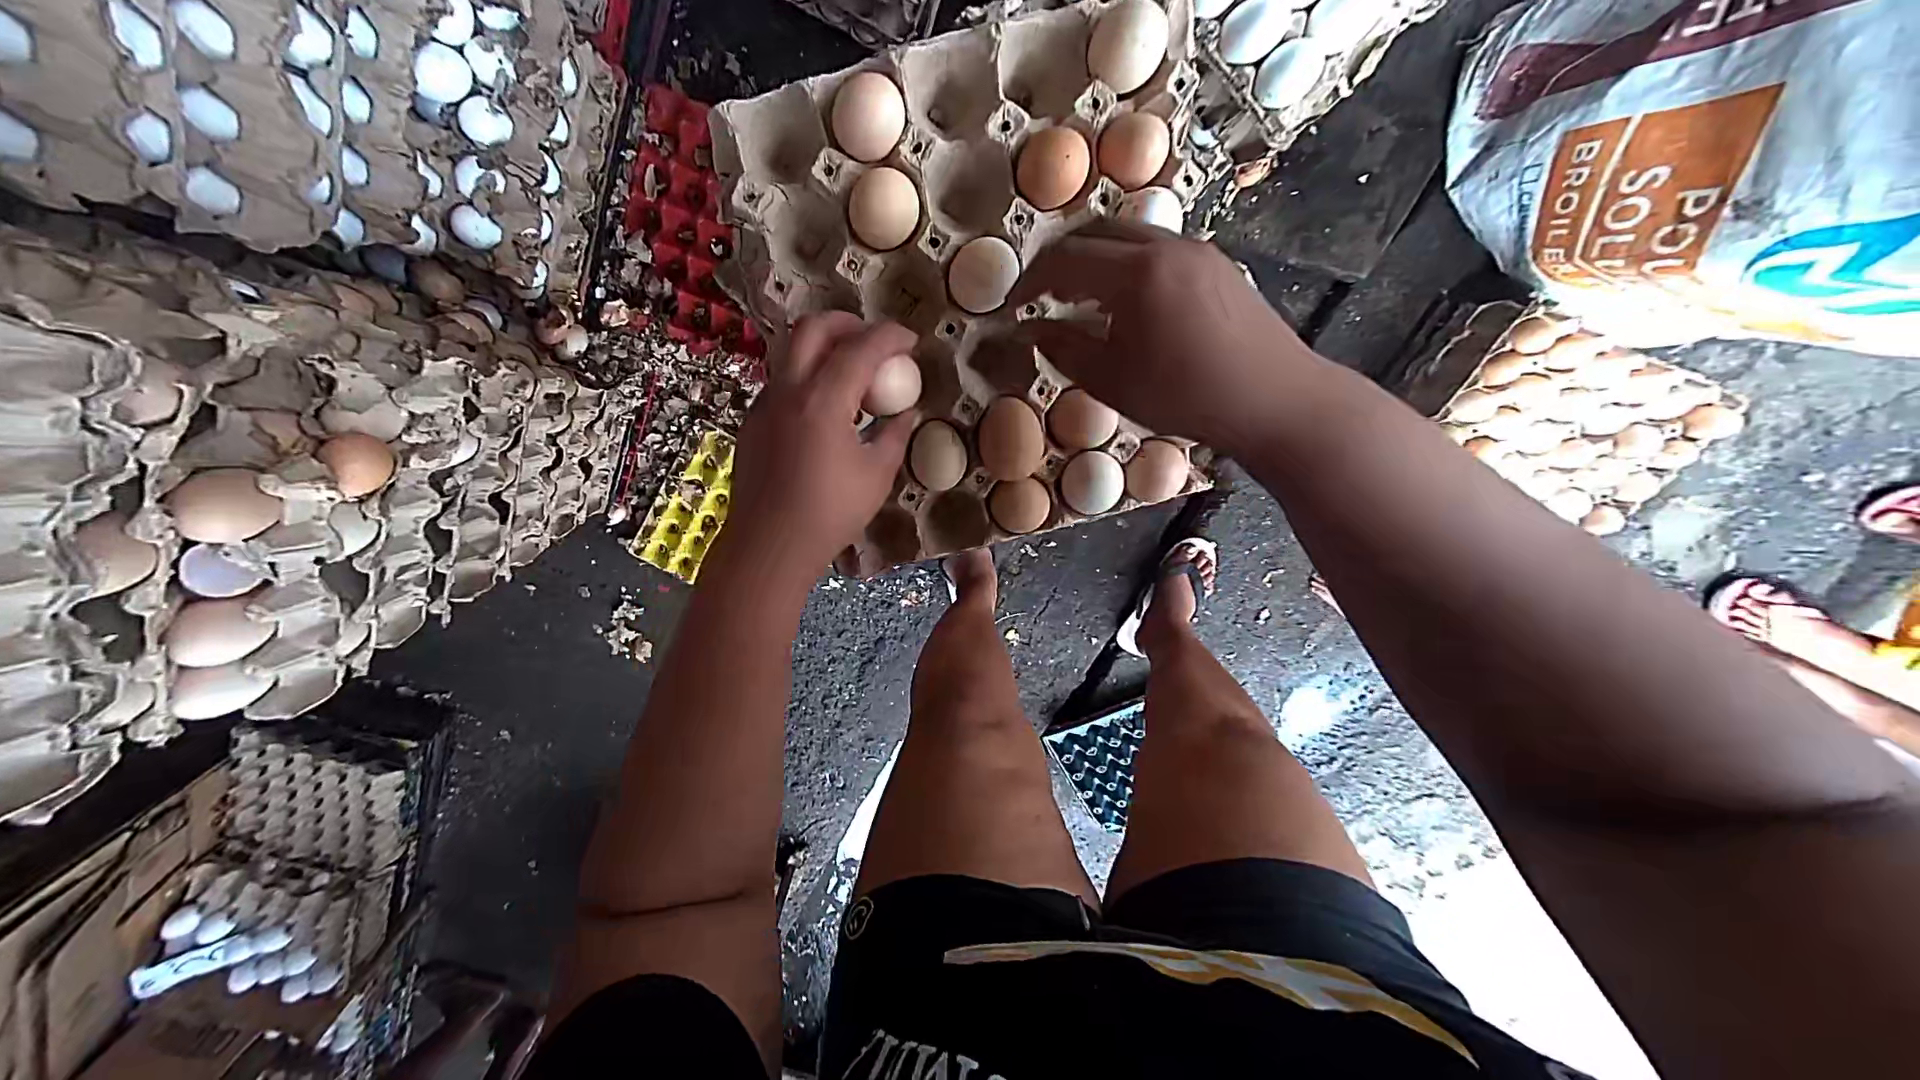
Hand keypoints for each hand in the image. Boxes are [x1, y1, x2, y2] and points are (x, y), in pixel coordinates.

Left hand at [723, 312, 917, 578]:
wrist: (768, 545)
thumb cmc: (829, 514)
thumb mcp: (876, 476)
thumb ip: (893, 436)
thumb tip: (905, 414)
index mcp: (823, 400)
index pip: (861, 348)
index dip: (891, 337)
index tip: (911, 341)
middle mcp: (788, 390)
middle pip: (813, 328)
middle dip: (848, 323)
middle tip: (874, 342)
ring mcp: (764, 404)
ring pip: (791, 353)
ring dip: (824, 348)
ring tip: (851, 374)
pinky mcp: (753, 422)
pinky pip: (782, 382)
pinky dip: (808, 377)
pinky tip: (825, 410)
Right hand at [1011, 221, 1326, 455]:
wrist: (1274, 399)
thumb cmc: (1186, 397)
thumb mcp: (1112, 382)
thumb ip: (1064, 349)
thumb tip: (1032, 332)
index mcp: (1137, 273)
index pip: (1065, 259)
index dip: (1031, 281)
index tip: (1015, 306)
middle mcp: (1167, 246)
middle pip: (1096, 232)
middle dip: (1060, 260)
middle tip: (1042, 294)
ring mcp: (1197, 251)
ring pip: (1129, 237)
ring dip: (1095, 261)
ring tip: (1080, 300)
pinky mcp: (1216, 265)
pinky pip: (1157, 251)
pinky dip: (1127, 267)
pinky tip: (1126, 305)